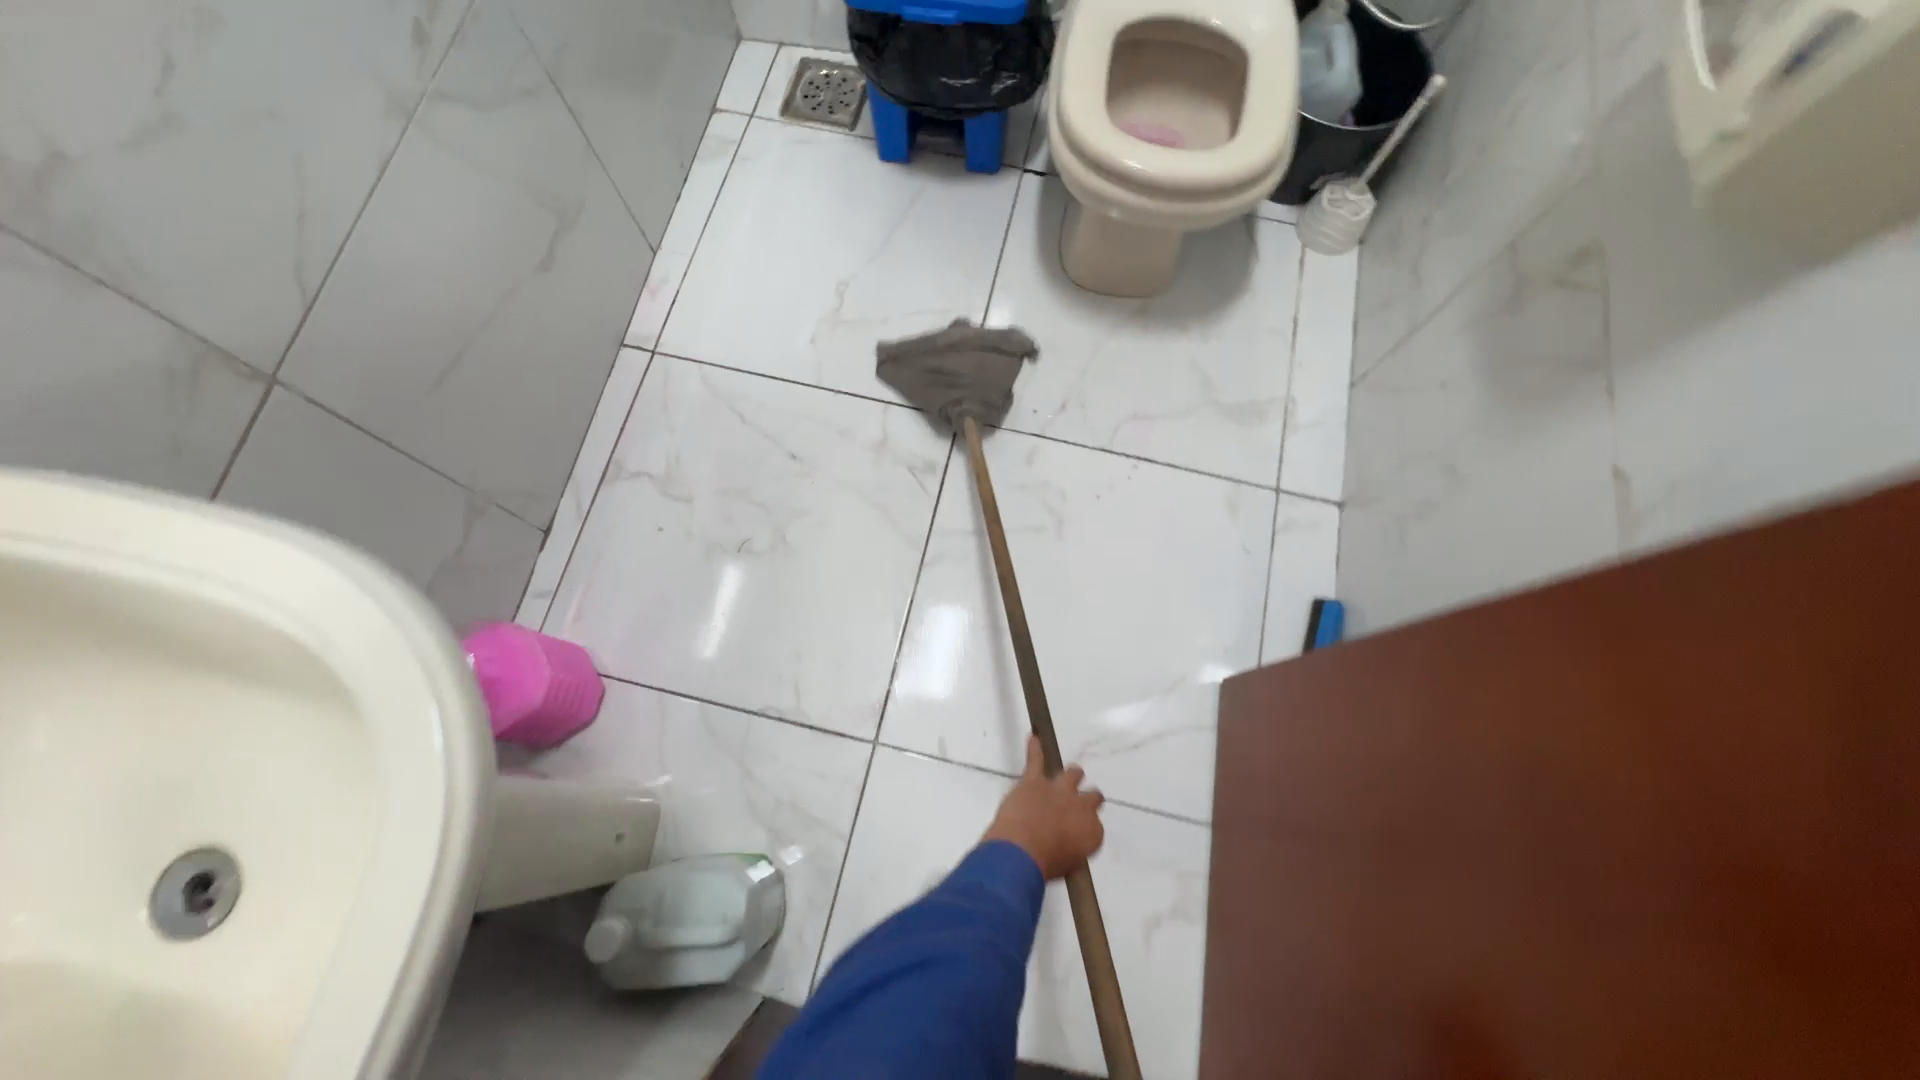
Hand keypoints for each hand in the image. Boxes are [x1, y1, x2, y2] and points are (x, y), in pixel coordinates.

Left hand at [981, 736, 1105, 879]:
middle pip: (1091, 796)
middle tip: (1077, 804)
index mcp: (1092, 831)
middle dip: (1086, 799)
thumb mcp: (1069, 866)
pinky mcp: (1035, 780)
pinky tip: (1033, 737)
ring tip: (1071, 774)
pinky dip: (1034, 748)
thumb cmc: (1046, 866)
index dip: (1085, 826)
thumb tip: (1068, 847)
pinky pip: (1036, 759)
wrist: (1023, 850)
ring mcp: (1058, 788)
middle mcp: (1081, 805)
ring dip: (1071, 775)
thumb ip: (1073, 852)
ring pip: (1071, 774)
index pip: (1095, 824)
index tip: (1077, 832)